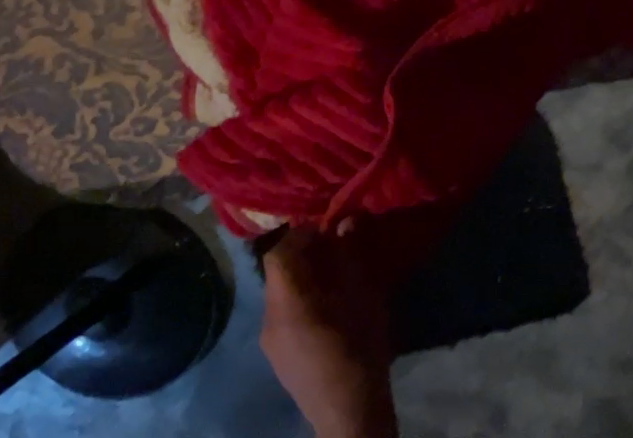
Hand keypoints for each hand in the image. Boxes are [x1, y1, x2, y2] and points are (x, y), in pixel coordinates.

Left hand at [260, 224, 397, 437]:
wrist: (347, 411)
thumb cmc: (360, 348)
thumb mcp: (363, 297)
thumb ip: (349, 258)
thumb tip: (345, 221)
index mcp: (289, 302)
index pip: (279, 253)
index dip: (302, 232)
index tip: (330, 224)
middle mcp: (270, 318)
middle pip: (278, 272)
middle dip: (306, 252)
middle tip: (339, 244)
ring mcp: (270, 339)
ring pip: (281, 291)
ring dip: (305, 274)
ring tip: (338, 273)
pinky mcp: (277, 353)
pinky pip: (285, 311)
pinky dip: (303, 296)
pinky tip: (330, 304)